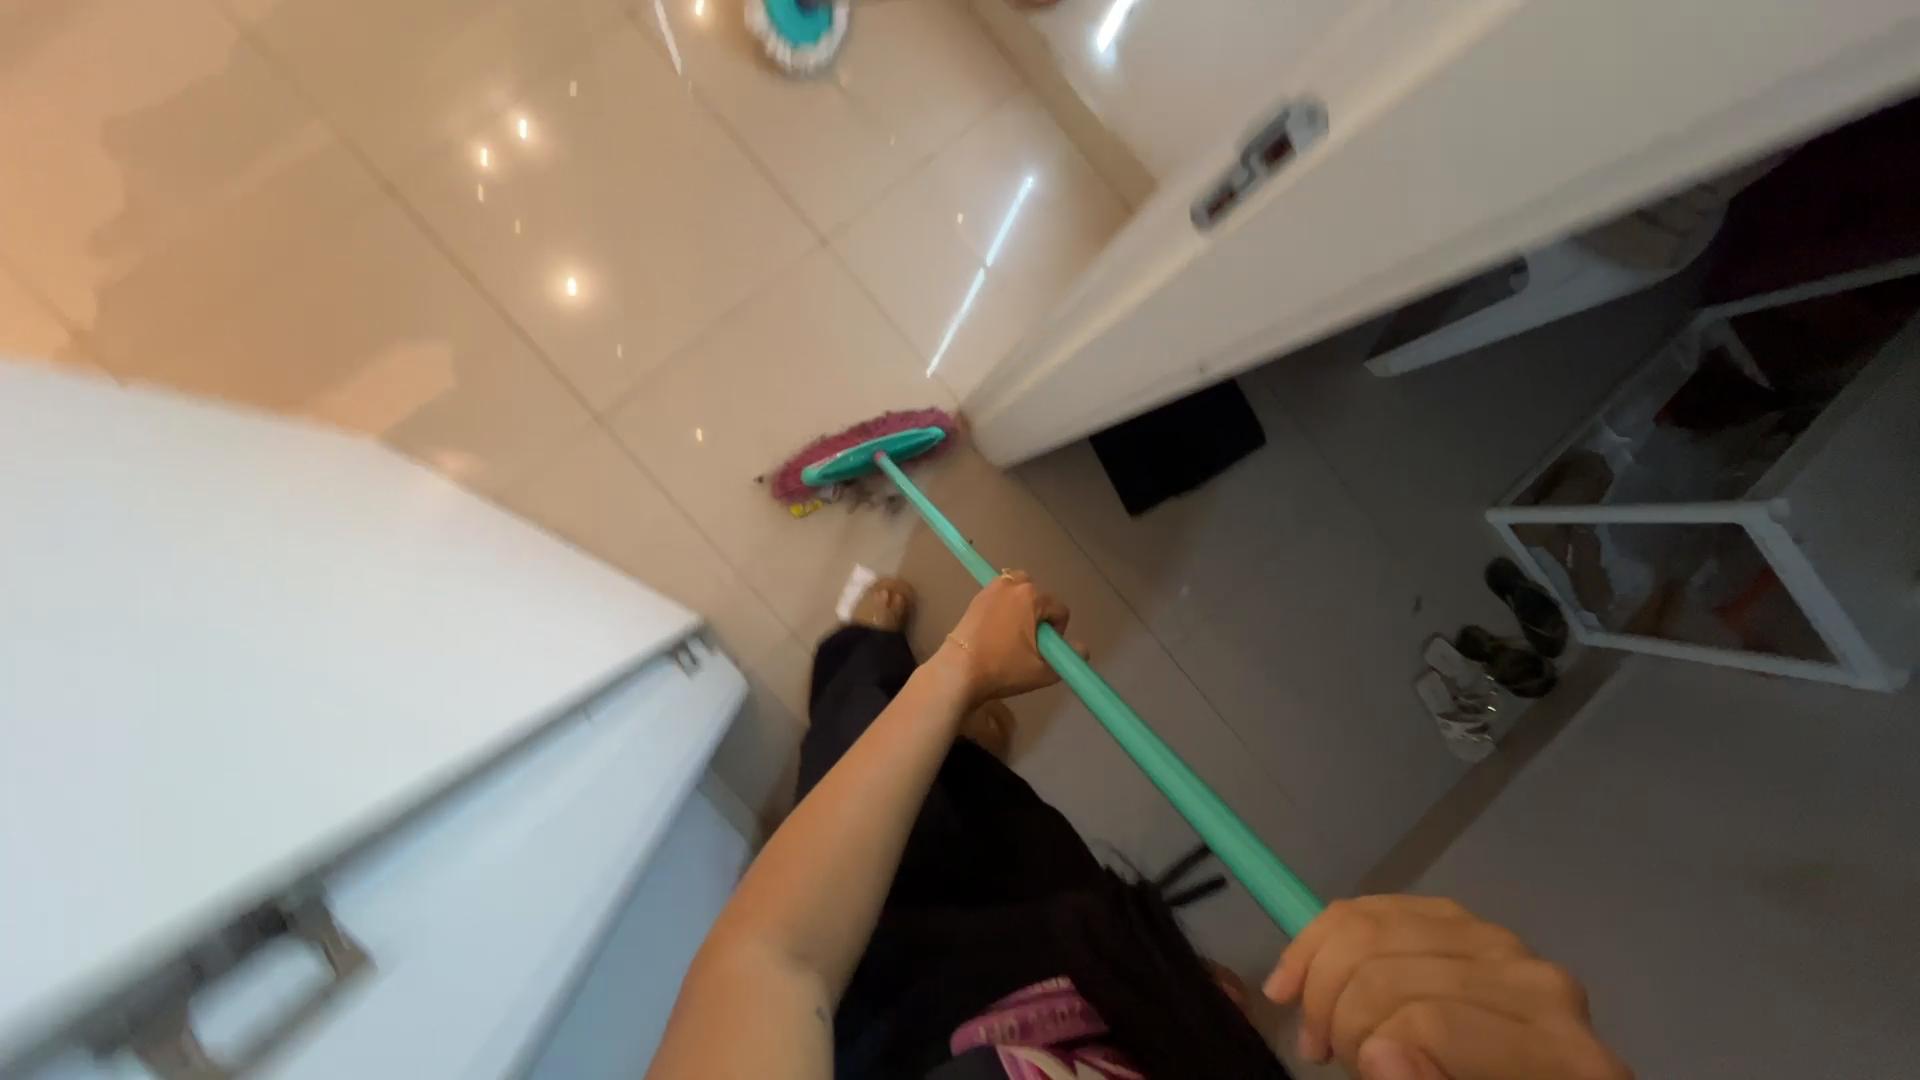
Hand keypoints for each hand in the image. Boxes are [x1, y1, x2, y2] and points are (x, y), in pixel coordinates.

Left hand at [936, 571, 1084, 705]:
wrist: (958, 670)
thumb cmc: (1003, 669)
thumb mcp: (1044, 671)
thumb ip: (1070, 658)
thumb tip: (1082, 649)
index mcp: (1033, 596)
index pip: (1060, 609)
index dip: (1058, 632)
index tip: (1045, 650)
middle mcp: (1012, 585)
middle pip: (1038, 593)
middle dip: (1039, 613)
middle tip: (1030, 640)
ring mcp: (990, 589)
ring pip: (1016, 591)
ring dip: (1021, 607)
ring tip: (1014, 634)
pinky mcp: (975, 598)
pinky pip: (998, 597)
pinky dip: (1003, 608)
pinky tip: (996, 632)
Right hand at [1263, 896, 1629, 1079]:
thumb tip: (1380, 1057)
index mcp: (1567, 1057)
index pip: (1432, 1023)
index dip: (1370, 1046)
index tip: (1344, 1070)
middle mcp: (1538, 983)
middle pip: (1393, 971)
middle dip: (1335, 1012)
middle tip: (1320, 1051)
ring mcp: (1495, 941)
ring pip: (1370, 928)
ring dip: (1320, 976)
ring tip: (1314, 1028)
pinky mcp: (1457, 919)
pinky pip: (1367, 909)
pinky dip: (1320, 940)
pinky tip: (1297, 980)